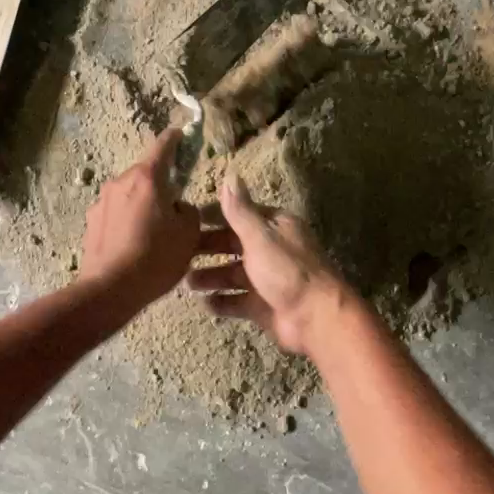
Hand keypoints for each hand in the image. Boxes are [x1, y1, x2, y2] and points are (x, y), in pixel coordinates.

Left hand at [78, 128, 201, 308]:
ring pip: (130, 194)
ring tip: (152, 234)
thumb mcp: (189, 234)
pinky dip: (127, 221)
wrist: (110, 291)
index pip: (164, 145)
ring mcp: (102, 201)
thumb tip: (177, 206)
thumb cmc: (156, 258)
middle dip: (160, 185)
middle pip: (146, 174)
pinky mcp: (91, 221)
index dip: (176, 138)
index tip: (182, 135)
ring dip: (142, 205)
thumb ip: (188, 209)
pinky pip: (116, 213)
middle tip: (174, 209)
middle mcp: (121, 182)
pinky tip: (133, 246)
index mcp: (148, 178)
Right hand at [188, 174, 352, 354]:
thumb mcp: (260, 236)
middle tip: (179, 253)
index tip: (187, 219)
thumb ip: (241, 210)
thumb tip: (230, 174)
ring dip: (211, 276)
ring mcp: (266, 279)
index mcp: (274, 226)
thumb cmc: (286, 270)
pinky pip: (237, 301)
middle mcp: (270, 249)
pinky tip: (204, 303)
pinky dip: (221, 302)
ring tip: (186, 282)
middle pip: (232, 245)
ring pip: (232, 274)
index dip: (213, 216)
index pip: (239, 214)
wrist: (315, 319)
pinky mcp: (263, 305)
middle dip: (208, 248)